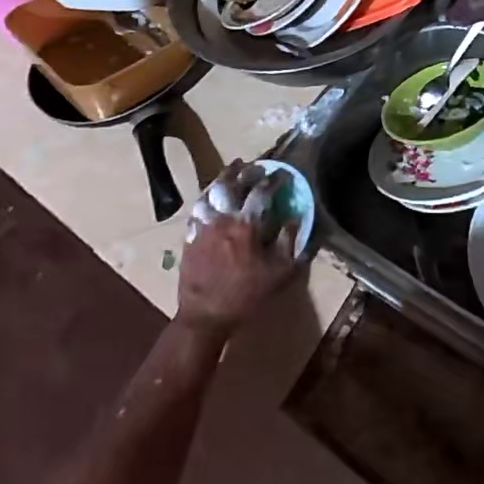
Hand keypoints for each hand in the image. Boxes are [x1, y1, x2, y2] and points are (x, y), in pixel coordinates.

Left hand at [177, 164, 297, 336]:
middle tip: (255, 167)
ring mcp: (203, 225)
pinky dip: (205, 197)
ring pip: (210, 191)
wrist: (205, 316)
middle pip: (232, 183)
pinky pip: (196, 208)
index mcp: (246, 224)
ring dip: (222, 178)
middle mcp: (223, 218)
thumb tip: (294, 219)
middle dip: (245, 171)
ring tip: (231, 171)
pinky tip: (210, 196)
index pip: (261, 192)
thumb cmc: (245, 295)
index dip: (273, 180)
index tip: (281, 176)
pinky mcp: (189, 235)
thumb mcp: (278, 273)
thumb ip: (288, 242)